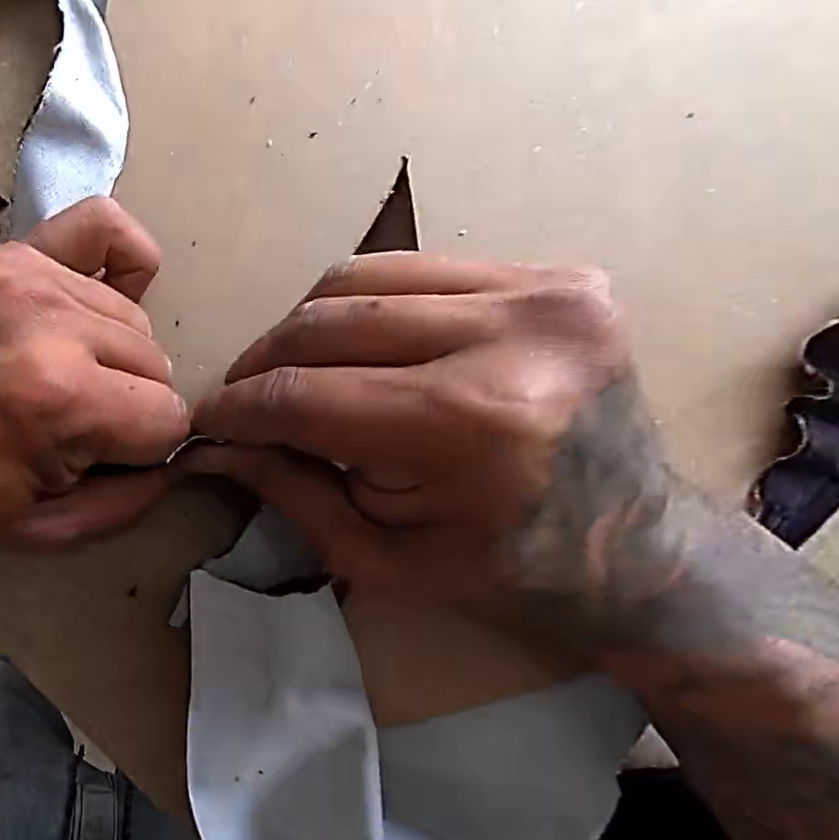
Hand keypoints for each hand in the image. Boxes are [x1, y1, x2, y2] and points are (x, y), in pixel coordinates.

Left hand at [0, 197, 189, 543]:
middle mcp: (50, 328)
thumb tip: (180, 462)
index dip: (145, 448)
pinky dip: (120, 265)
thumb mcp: (42, 526)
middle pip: (157, 365)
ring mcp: (28, 281)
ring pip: (135, 319)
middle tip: (78, 423)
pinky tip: (95, 301)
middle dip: (130, 405)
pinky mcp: (10, 256)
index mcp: (59, 400)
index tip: (105, 456)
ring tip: (64, 375)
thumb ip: (128, 501)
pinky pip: (104, 231)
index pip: (167, 418)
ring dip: (115, 356)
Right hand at [184, 252, 678, 628]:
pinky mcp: (555, 276)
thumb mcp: (373, 554)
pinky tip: (352, 350)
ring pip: (359, 279)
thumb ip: (286, 489)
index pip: (302, 394)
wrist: (633, 546)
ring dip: (301, 329)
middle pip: (323, 324)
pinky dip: (361, 307)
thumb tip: (209, 448)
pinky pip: (413, 270)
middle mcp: (508, 339)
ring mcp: (542, 293)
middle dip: (258, 365)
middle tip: (238, 402)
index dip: (236, 410)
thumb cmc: (493, 569)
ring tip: (287, 372)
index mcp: (463, 427)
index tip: (205, 424)